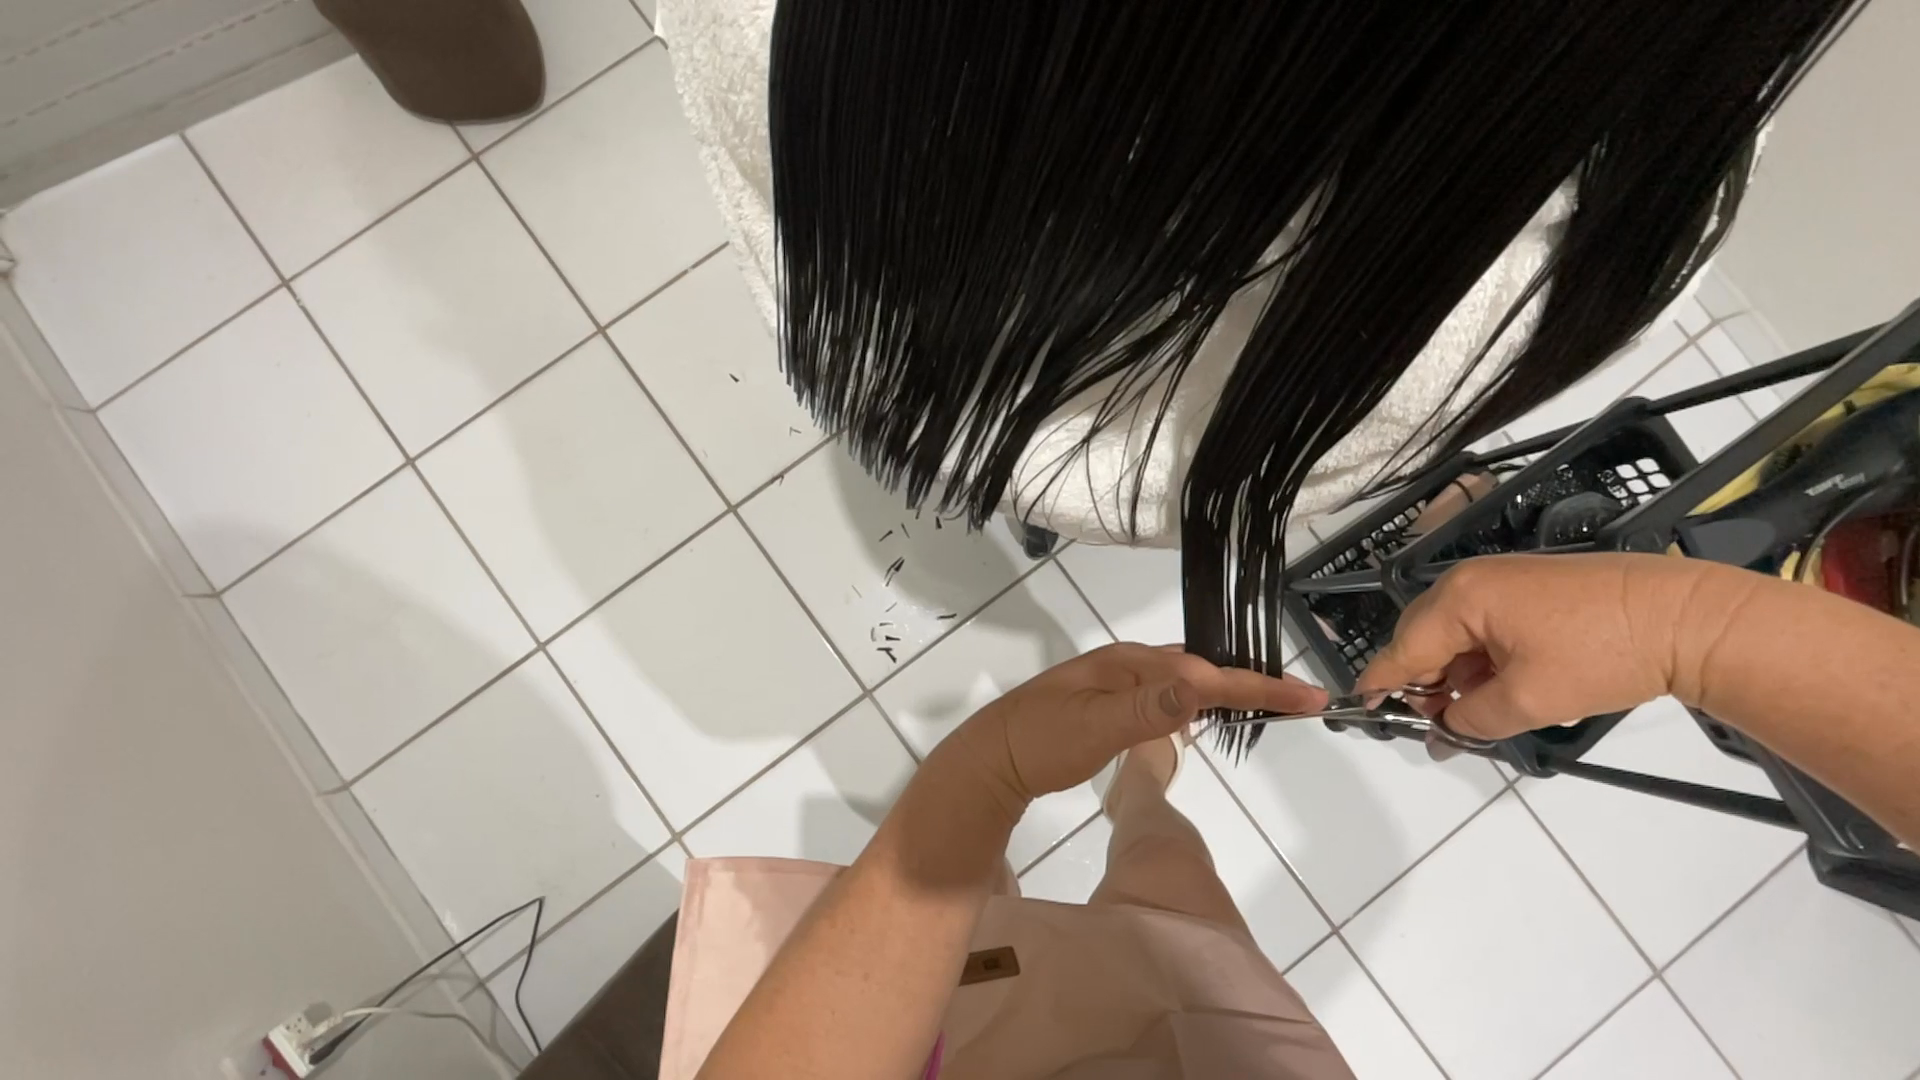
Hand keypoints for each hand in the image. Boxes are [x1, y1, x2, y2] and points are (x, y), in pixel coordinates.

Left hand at [944, 643, 1326, 806]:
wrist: (994, 756)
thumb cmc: (1042, 742)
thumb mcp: (1095, 726)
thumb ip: (1147, 708)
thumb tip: (1202, 685)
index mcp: (1129, 665)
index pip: (1205, 673)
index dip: (1258, 686)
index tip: (1307, 697)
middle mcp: (1128, 665)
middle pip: (1201, 670)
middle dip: (1250, 683)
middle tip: (1300, 701)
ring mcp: (1119, 683)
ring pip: (1184, 681)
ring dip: (1225, 690)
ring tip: (1269, 702)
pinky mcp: (1112, 703)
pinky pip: (1166, 695)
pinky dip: (1195, 701)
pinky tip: (1203, 712)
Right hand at [1356, 553, 1739, 743]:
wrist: (1692, 619)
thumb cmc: (1603, 656)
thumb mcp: (1531, 701)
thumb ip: (1472, 719)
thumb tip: (1445, 730)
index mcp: (1459, 600)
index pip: (1403, 649)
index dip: (1380, 681)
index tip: (1359, 705)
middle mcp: (1469, 582)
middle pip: (1423, 638)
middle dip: (1423, 681)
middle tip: (1435, 722)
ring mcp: (1500, 581)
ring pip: (1454, 634)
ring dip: (1455, 673)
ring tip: (1470, 711)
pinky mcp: (1529, 587)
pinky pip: (1483, 626)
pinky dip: (1481, 659)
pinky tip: (1496, 687)